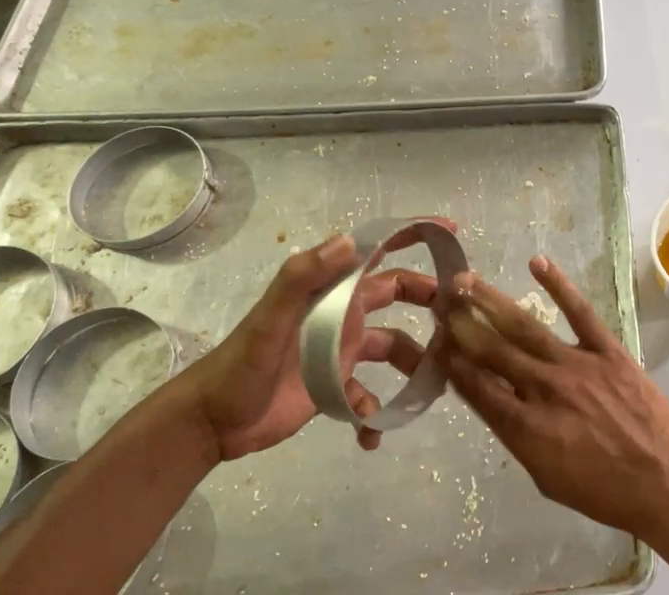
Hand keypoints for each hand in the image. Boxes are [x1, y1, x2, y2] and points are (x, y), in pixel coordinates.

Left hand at [172, 234, 438, 458]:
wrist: (210, 422)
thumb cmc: (241, 364)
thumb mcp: (269, 319)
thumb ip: (301, 279)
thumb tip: (348, 241)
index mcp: (333, 291)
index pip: (377, 252)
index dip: (412, 235)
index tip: (452, 232)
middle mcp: (344, 315)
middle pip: (399, 296)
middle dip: (430, 302)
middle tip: (459, 317)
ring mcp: (341, 352)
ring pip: (395, 347)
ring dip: (416, 364)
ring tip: (433, 387)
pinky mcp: (334, 388)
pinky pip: (368, 397)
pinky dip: (375, 415)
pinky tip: (371, 436)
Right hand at [437, 256, 668, 540]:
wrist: (661, 479)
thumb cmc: (602, 490)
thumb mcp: (546, 477)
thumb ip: (519, 436)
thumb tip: (495, 403)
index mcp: (525, 427)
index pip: (477, 387)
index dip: (452, 361)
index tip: (435, 339)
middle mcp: (544, 389)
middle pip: (494, 351)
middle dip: (463, 324)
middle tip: (440, 299)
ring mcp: (577, 365)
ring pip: (526, 327)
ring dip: (492, 301)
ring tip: (466, 281)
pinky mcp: (608, 350)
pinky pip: (580, 312)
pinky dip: (558, 285)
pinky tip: (537, 262)